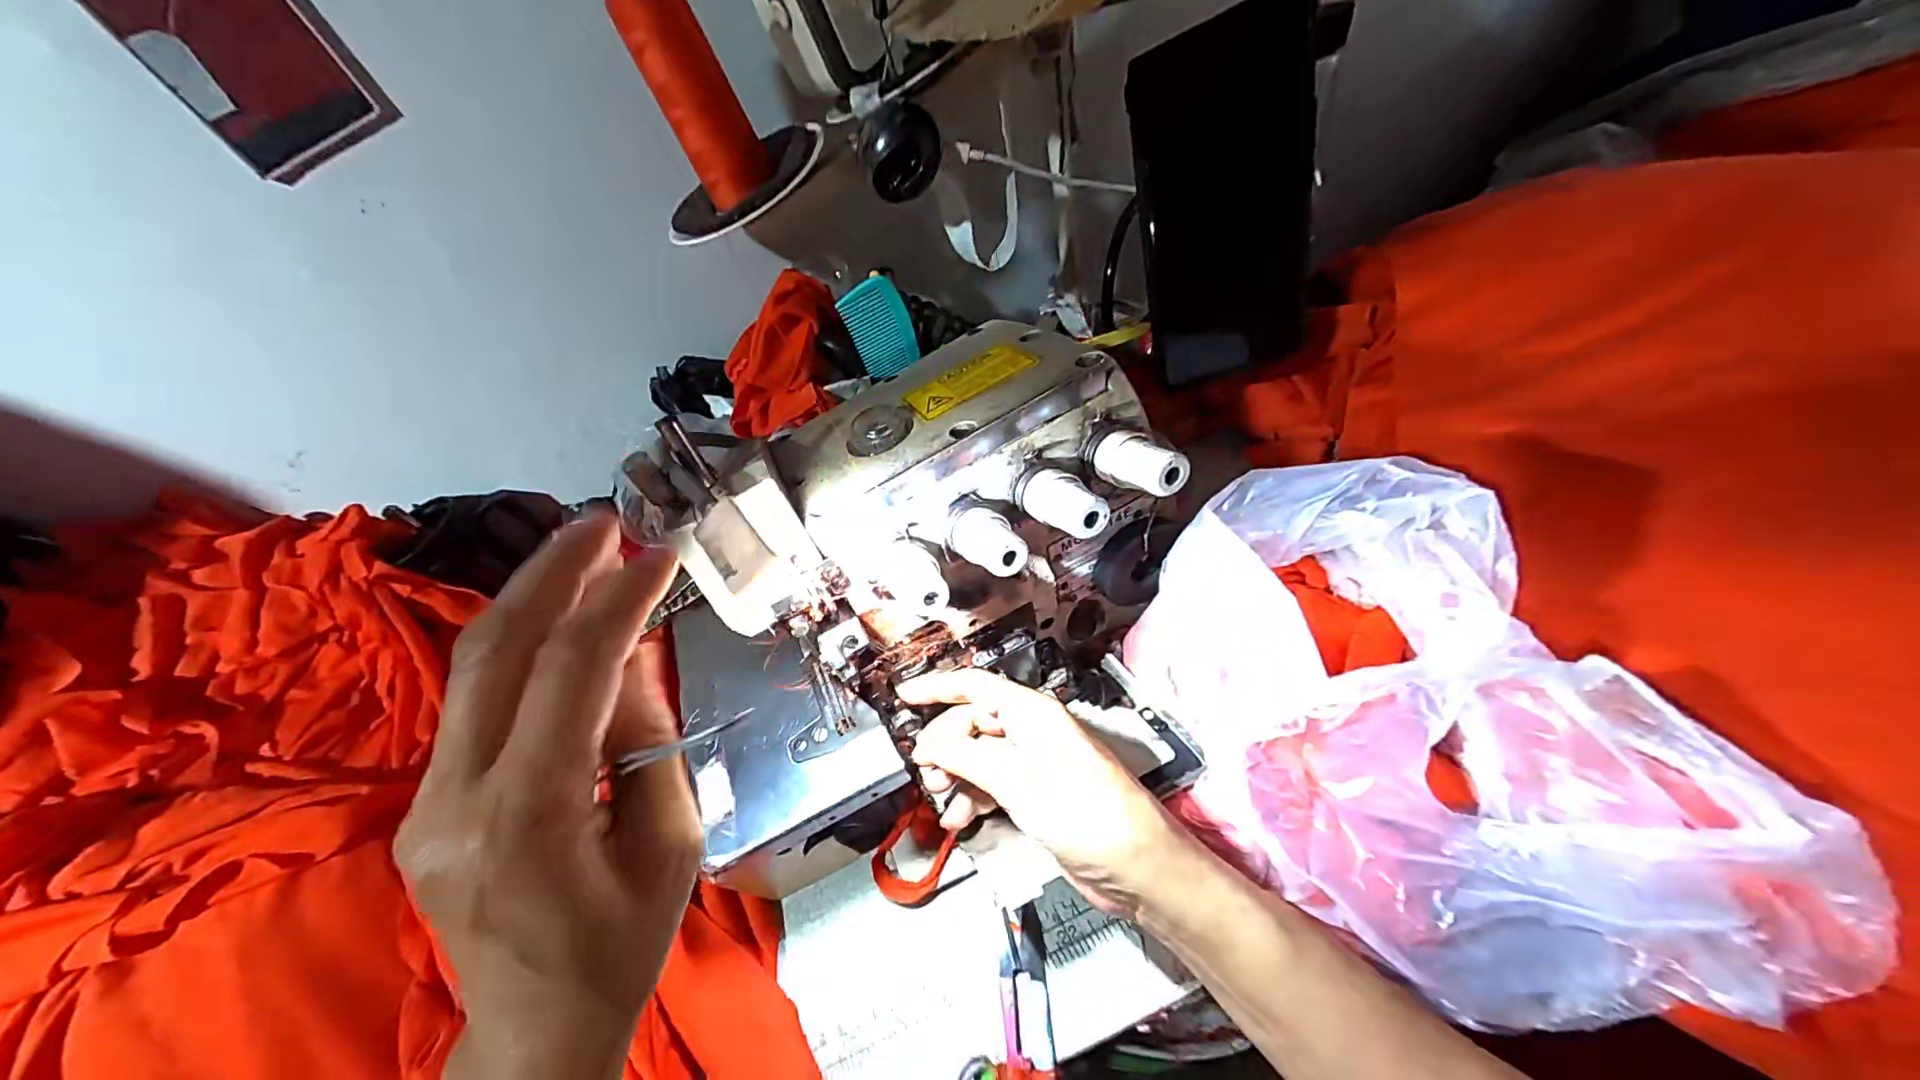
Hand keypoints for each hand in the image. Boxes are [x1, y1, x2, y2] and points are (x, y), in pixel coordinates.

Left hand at [394, 514, 697, 1079]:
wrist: (536, 1029)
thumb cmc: (623, 945)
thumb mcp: (670, 842)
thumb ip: (649, 740)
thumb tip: (634, 655)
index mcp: (531, 818)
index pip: (573, 674)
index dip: (619, 602)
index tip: (661, 555)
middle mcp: (457, 800)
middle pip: (497, 651)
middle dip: (554, 572)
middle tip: (605, 523)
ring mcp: (428, 800)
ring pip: (473, 666)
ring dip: (533, 596)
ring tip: (585, 550)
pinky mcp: (427, 800)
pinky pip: (477, 700)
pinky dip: (525, 643)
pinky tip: (563, 616)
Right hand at [898, 669, 1186, 917]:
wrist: (1134, 864)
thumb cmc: (1088, 812)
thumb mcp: (1015, 778)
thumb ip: (966, 755)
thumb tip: (930, 742)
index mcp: (1032, 713)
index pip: (975, 686)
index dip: (937, 688)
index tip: (905, 695)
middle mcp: (1032, 732)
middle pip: (972, 724)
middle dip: (943, 744)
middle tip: (927, 769)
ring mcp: (1034, 764)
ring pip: (978, 757)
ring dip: (956, 775)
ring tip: (943, 795)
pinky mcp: (1036, 794)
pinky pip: (992, 784)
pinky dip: (974, 797)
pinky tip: (963, 816)